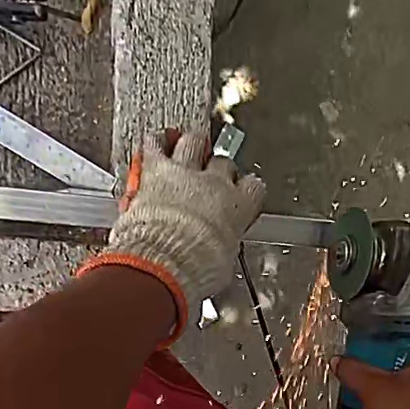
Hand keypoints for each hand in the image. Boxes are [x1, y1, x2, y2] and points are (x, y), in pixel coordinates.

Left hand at [81, 130, 267, 340]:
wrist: (164, 262)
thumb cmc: (194, 269)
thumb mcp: (222, 266)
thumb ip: (223, 249)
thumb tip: (219, 256)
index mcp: (237, 207)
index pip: (254, 187)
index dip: (247, 190)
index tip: (243, 194)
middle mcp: (214, 184)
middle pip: (223, 161)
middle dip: (218, 168)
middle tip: (211, 174)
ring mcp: (184, 173)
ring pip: (194, 142)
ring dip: (192, 145)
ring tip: (191, 146)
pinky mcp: (156, 170)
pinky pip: (156, 143)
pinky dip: (158, 140)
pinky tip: (158, 139)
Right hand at [333, 340, 409, 408]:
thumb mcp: (371, 388)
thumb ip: (353, 371)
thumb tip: (338, 360)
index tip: (389, 322)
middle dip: (395, 349)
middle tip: (373, 343)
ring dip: (392, 371)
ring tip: (369, 367)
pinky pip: (406, 394)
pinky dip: (392, 390)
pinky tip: (374, 393)